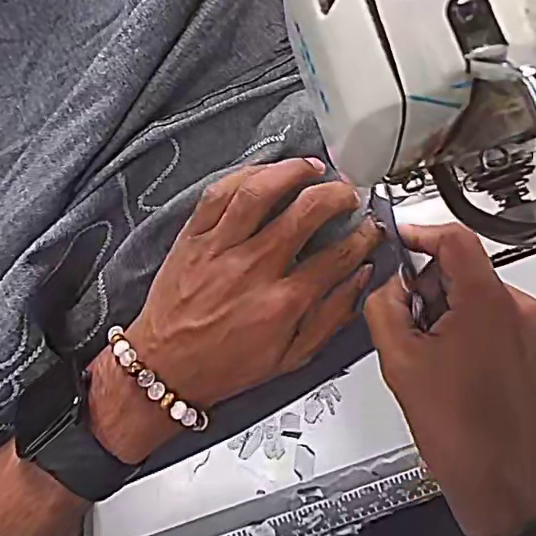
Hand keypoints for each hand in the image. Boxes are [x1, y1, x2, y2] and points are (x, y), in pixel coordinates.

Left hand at [89, 157, 379, 462]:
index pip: (337, 255)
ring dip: (292, 172)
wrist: (166, 366)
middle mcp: (252, 269)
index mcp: (281, 303)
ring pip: (259, 192)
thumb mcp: (291, 357)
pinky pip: (218, 193)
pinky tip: (264, 172)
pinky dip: (245, 174)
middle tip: (345, 192)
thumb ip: (331, 316)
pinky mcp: (193, 237)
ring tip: (311, 168)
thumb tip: (360, 278)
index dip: (363, 234)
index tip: (370, 226)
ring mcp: (220, 249)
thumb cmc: (224, 364)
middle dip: (335, 194)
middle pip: (305, 212)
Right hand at [365, 222, 535, 535]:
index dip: (419, 233)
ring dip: (450, 309)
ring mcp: (535, 331)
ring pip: (480, 295)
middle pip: (464, 268)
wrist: (507, 487)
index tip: (401, 239)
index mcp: (488, 304)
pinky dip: (472, 328)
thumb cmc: (466, 438)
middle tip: (409, 319)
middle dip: (429, 285)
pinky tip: (457, 366)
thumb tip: (387, 285)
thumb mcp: (400, 363)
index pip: (454, 238)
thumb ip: (384, 307)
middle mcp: (520, 311)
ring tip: (435, 355)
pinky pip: (498, 319)